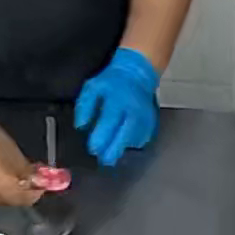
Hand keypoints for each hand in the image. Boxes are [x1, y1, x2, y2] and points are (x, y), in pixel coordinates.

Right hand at [0, 104, 41, 206]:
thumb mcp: (7, 145)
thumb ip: (22, 167)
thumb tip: (36, 180)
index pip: (19, 196)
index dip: (33, 194)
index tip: (41, 186)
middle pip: (6, 201)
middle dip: (20, 194)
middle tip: (27, 183)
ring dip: (4, 195)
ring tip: (8, 181)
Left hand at [75, 47, 160, 166]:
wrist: (138, 73)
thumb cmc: (111, 81)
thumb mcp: (92, 88)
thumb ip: (85, 106)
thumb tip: (81, 126)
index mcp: (117, 102)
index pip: (108, 124)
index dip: (101, 139)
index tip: (93, 151)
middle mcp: (134, 112)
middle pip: (124, 136)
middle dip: (114, 150)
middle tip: (105, 161)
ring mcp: (145, 119)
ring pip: (134, 140)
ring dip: (123, 148)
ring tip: (113, 154)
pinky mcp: (152, 123)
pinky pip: (143, 138)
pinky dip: (133, 143)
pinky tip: (125, 145)